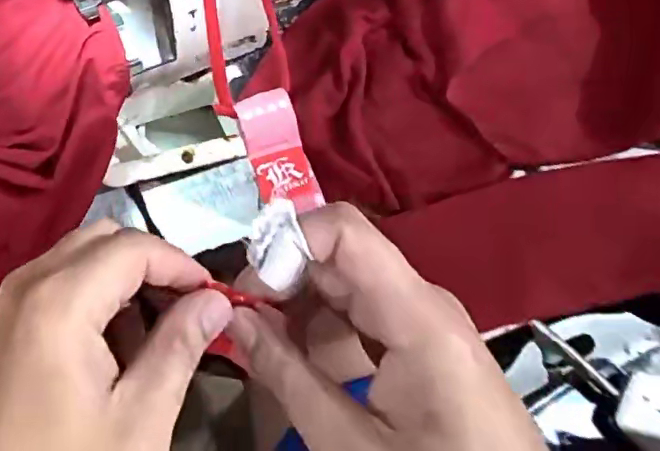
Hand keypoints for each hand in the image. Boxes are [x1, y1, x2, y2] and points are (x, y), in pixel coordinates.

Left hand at [0, 220, 235, 450]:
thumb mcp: (138, 421)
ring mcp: (10, 296)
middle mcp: (28, 279)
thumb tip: (214, 301)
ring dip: (122, 277)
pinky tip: (116, 344)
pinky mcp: (5, 318)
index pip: (130, 247)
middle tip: (189, 309)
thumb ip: (178, 348)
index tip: (214, 295)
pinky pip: (57, 278)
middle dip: (150, 263)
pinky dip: (93, 292)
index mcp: (58, 297)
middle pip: (102, 239)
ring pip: (79, 253)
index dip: (178, 263)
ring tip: (156, 335)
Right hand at [230, 204, 541, 450]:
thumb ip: (286, 374)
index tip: (250, 288)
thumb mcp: (353, 448)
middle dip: (281, 279)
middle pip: (337, 257)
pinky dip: (322, 330)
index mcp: (420, 318)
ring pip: (344, 285)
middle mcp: (426, 305)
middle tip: (241, 318)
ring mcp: (428, 325)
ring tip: (263, 346)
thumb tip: (232, 317)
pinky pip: (363, 316)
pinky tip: (298, 362)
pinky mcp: (427, 349)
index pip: (343, 230)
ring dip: (296, 307)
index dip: (286, 242)